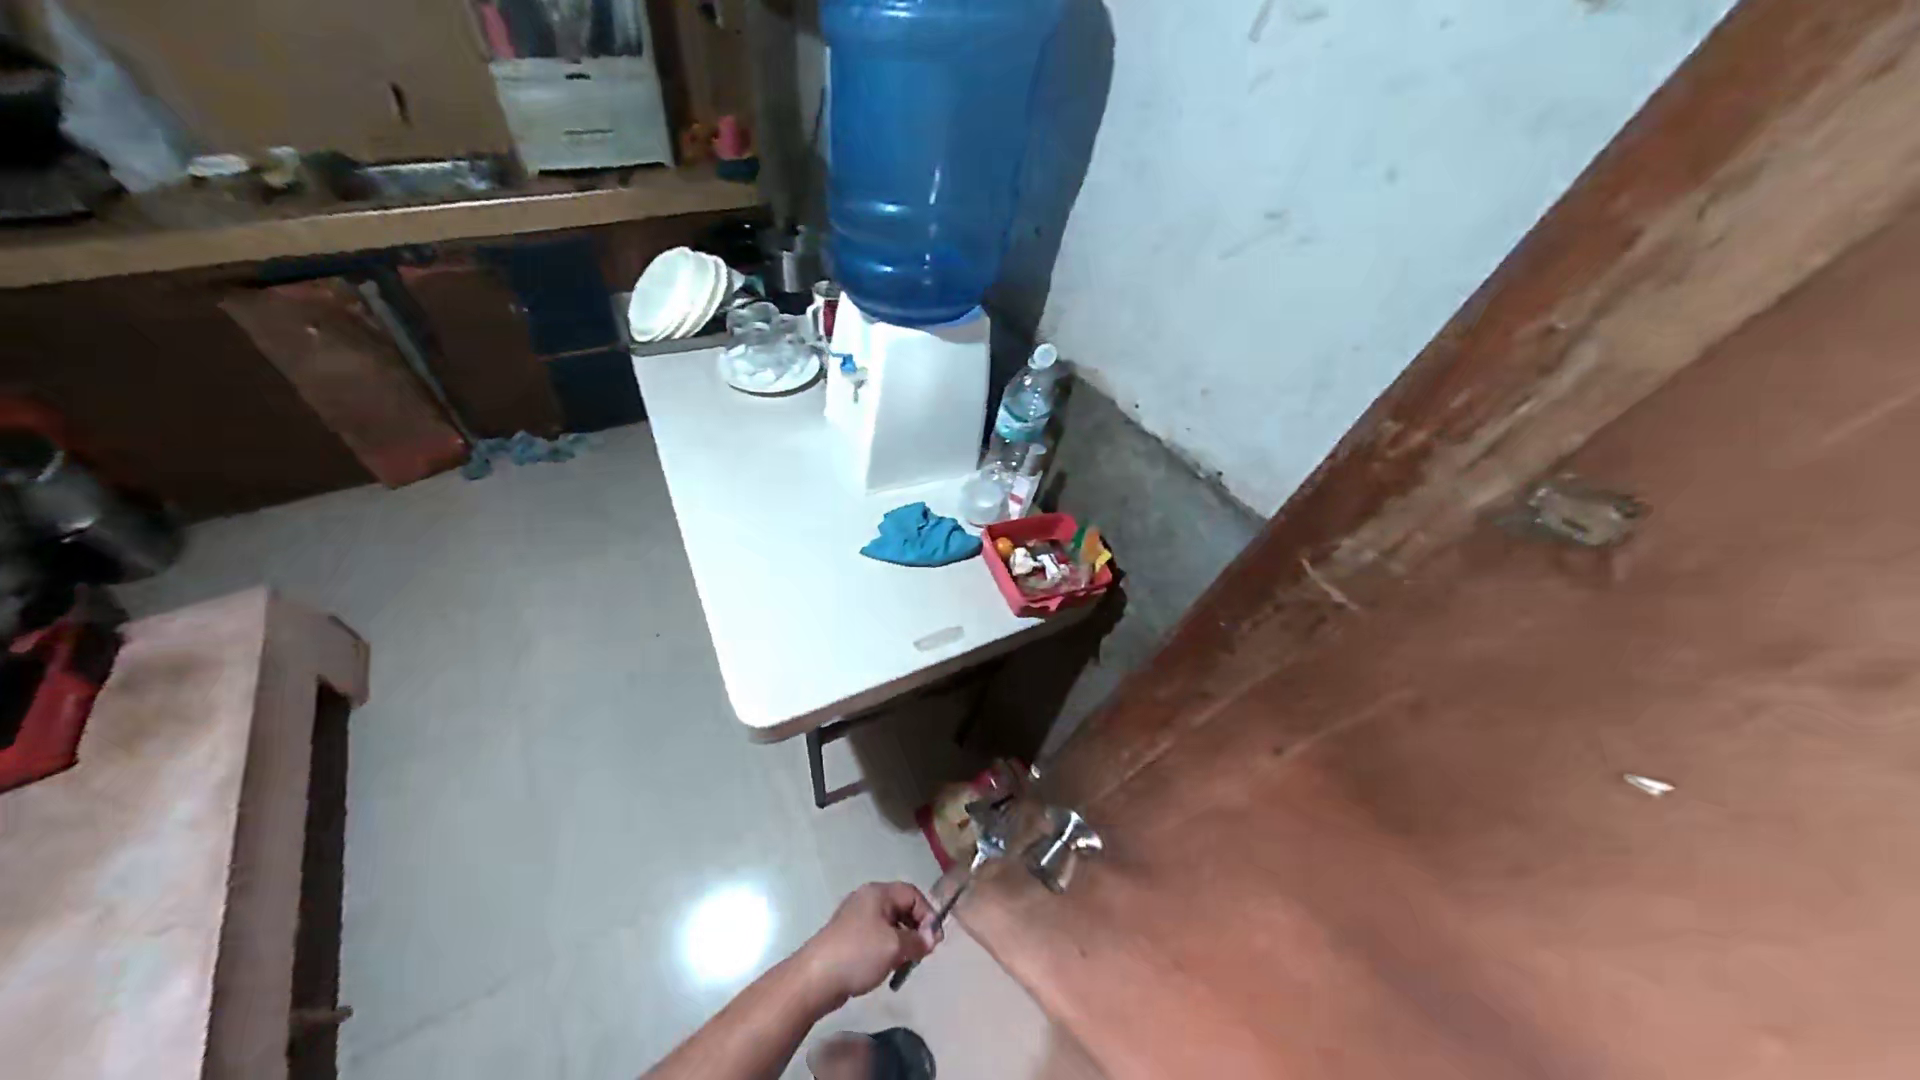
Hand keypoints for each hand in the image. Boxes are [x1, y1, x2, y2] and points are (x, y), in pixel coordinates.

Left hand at [797, 882, 940, 1004]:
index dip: (927, 914)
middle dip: (916, 928)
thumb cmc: (858, 954)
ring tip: (905, 963)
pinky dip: (886, 949)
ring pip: (889, 924)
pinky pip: (876, 937)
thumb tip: (932, 938)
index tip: (934, 941)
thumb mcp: (894, 946)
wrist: (815, 978)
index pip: (912, 894)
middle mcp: (867, 899)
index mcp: (878, 893)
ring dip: (902, 941)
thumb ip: (918, 940)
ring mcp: (855, 918)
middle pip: (901, 907)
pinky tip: (886, 968)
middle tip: (923, 953)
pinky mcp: (848, 937)